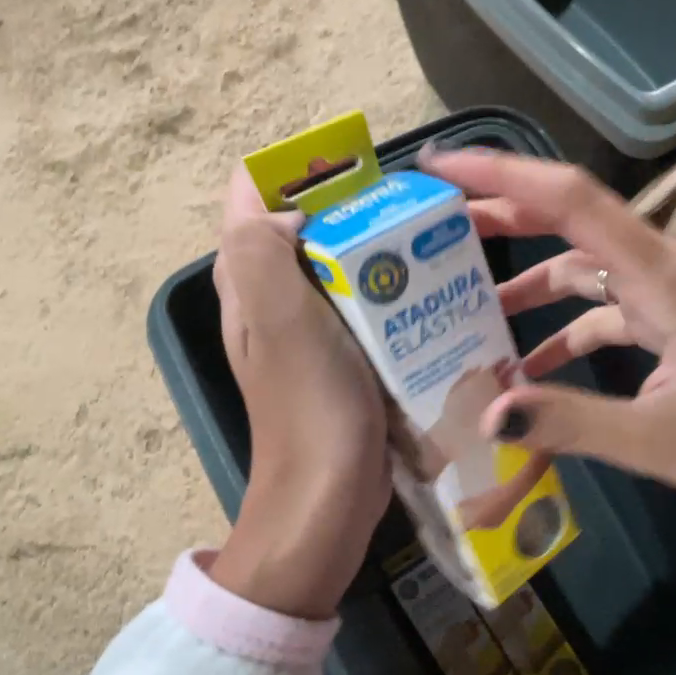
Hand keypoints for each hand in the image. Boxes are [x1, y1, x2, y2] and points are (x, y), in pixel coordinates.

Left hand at [205, 166, 390, 618]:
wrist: (329, 503)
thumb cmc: (311, 409)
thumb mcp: (280, 321)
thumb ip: (261, 251)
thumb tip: (288, 213)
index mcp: (247, 283)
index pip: (253, 196)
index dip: (299, 171)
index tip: (359, 172)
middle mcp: (269, 301)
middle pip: (304, 230)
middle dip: (351, 210)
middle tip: (409, 211)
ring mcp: (307, 335)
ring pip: (340, 270)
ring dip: (376, 253)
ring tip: (427, 248)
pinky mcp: (342, 364)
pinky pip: (364, 311)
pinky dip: (389, 297)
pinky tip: (427, 302)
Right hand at [421, 148, 675, 528]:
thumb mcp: (656, 441)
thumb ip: (569, 421)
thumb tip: (487, 414)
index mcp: (667, 279)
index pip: (576, 200)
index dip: (506, 173)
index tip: (442, 167)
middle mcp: (667, 270)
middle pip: (575, 221)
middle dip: (504, 214)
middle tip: (435, 223)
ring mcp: (672, 295)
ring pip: (587, 266)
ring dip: (530, 277)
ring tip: (465, 294)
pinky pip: (608, 310)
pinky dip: (566, 328)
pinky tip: (528, 365)